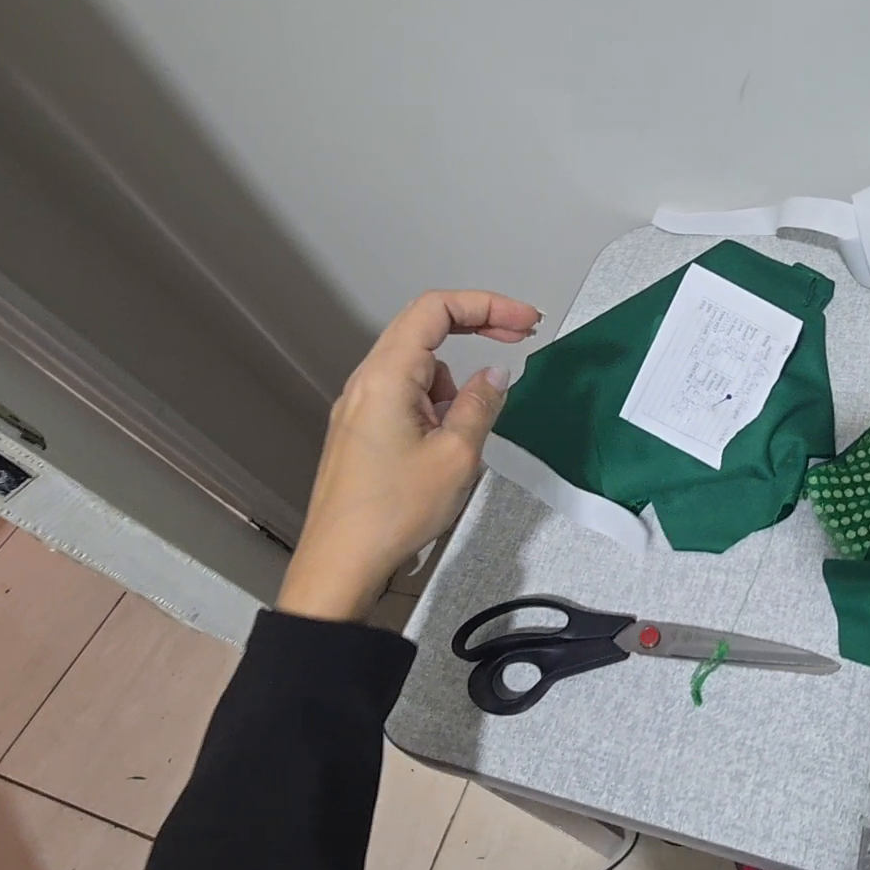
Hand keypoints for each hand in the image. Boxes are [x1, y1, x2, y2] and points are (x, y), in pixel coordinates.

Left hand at [276, 290, 540, 625]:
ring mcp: (360, 406)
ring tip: (465, 436)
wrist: (342, 564)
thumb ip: (480, 403)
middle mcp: (367, 381)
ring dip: (454, 384)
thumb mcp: (456, 455)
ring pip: (419, 370)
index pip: (436, 310)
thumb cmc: (397, 509)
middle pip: (424, 329)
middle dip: (476, 328)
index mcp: (387, 376)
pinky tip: (444, 447)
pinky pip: (407, 397)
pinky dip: (437, 406)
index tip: (528, 323)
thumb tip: (495, 373)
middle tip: (522, 339)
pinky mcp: (362, 431)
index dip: (487, 305)